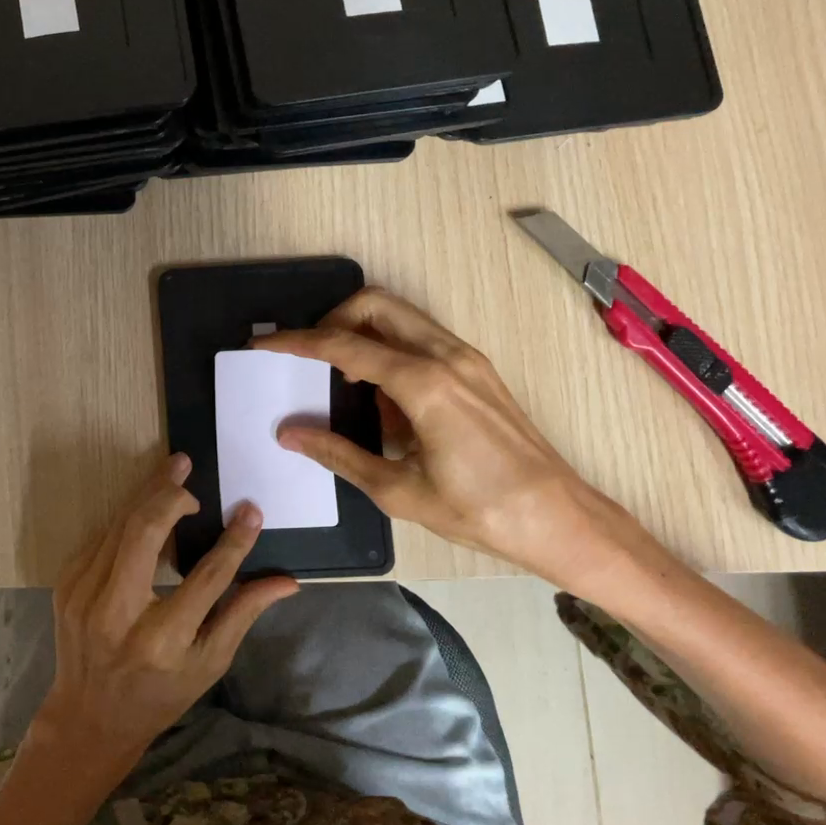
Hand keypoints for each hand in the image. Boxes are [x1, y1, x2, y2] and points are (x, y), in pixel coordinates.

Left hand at [34, 454, 298, 762]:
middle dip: (168, 494)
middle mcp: (117, 613)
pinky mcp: (66, 584)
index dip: (233, 542)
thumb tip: (288, 580)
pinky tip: (144, 505)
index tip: (250, 511)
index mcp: (161, 640)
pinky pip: (101, 537)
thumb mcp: (208, 663)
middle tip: (186, 466)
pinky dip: (125, 518)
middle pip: (143, 533)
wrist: (90, 715)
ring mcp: (84, 595)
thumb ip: (242, 614)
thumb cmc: (160, 693)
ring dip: (145, 494)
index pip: (206, 578)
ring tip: (171, 472)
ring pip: (118, 525)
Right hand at [253, 287, 642, 592]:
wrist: (561, 520)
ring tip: (338, 375)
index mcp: (424, 383)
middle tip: (307, 355)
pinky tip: (379, 393)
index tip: (264, 345)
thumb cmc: (480, 512)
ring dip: (361, 330)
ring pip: (400, 316)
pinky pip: (419, 337)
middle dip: (332, 319)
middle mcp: (446, 356)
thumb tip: (289, 433)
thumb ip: (339, 454)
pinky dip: (387, 347)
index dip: (296, 343)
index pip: (344, 345)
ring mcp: (466, 358)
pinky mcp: (477, 369)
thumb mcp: (398, 491)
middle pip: (375, 304)